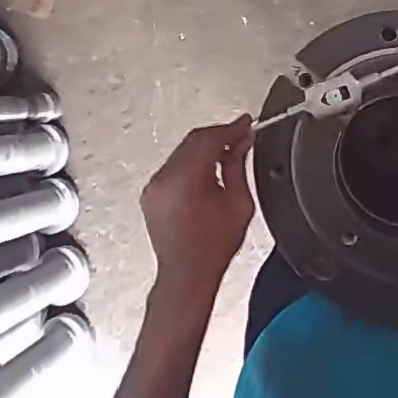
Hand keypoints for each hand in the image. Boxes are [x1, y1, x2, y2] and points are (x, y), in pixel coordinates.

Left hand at [141, 116, 254, 313]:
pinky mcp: (151, 192)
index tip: (245, 122)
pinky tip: (208, 169)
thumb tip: (241, 143)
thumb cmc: (213, 248)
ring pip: (183, 150)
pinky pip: (173, 165)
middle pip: (194, 140)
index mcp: (187, 180)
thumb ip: (238, 166)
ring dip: (205, 147)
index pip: (210, 139)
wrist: (187, 274)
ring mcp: (155, 185)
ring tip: (227, 152)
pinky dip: (191, 161)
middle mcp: (165, 179)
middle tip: (240, 135)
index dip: (231, 128)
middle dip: (219, 135)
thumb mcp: (239, 204)